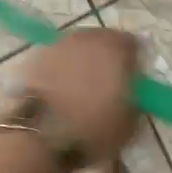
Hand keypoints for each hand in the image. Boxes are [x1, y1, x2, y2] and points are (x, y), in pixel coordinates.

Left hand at [20, 29, 139, 161]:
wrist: (40, 134)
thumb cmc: (92, 129)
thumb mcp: (129, 123)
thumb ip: (134, 99)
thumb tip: (130, 93)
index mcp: (118, 48)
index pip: (133, 45)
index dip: (132, 63)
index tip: (129, 82)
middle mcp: (90, 37)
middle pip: (103, 41)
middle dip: (105, 58)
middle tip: (103, 84)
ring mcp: (61, 43)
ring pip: (78, 47)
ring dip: (81, 62)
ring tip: (77, 89)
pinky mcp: (37, 55)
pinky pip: (56, 58)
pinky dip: (59, 70)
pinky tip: (57, 91)